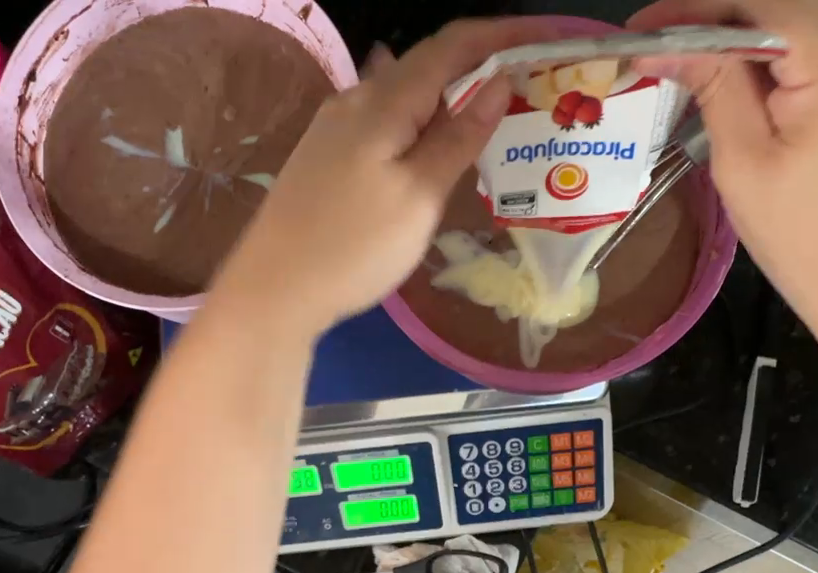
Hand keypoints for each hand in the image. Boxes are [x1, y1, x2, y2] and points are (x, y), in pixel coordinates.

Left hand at [210, 20, 546, 336]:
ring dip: (446, 101)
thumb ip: (457, 139)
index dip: (500, 36)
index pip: (451, 45)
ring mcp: (333, 128)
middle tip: (523, 93)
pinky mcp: (324, 158)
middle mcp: (355, 100)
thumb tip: (497, 84)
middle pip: (425, 67)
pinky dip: (417, 126)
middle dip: (477, 70)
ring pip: (402, 98)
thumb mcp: (419, 197)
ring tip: (484, 125)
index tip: (542, 40)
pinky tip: (428, 150)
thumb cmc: (354, 248)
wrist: (274, 290)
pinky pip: (382, 124)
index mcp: (384, 102)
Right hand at [629, 0, 817, 323]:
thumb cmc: (802, 235)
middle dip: (725, 22)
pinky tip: (764, 78)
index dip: (694, 11)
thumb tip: (667, 43)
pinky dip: (793, 42)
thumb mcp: (743, 161)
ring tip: (712, 71)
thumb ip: (713, 83)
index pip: (759, 2)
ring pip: (811, 7)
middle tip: (670, 53)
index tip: (641, 29)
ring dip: (758, 32)